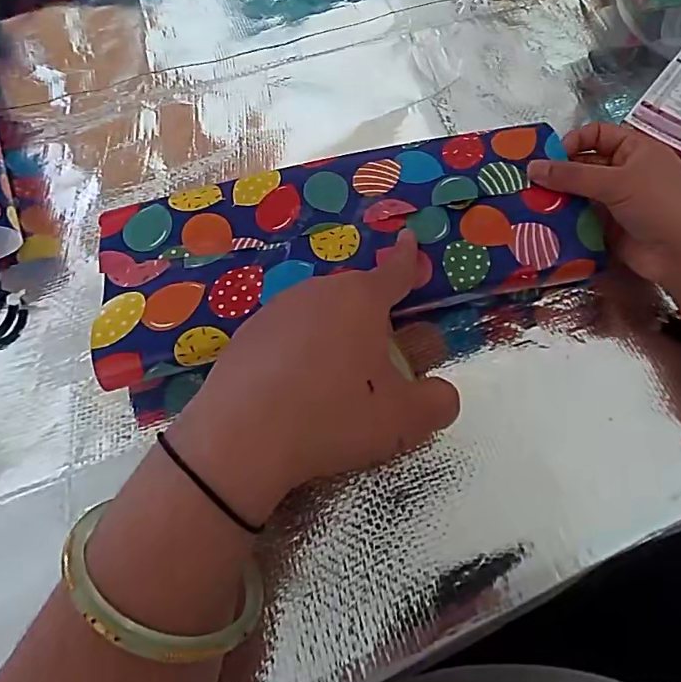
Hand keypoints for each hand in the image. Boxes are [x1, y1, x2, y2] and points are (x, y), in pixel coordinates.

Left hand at [168, 230, 460, 523]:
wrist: (237, 442)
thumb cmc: (333, 417)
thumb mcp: (403, 420)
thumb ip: (439, 402)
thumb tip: (443, 395)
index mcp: (362, 299)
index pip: (396, 270)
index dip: (410, 258)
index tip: (411, 239)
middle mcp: (319, 292)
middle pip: (358, 296)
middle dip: (375, 317)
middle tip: (382, 358)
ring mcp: (277, 310)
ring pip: (321, 314)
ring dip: (336, 336)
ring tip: (336, 382)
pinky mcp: (245, 335)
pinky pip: (288, 334)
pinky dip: (300, 353)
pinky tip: (296, 391)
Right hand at [527, 122, 680, 290]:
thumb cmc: (660, 204)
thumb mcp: (616, 181)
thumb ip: (572, 175)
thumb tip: (533, 167)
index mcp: (634, 149)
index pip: (597, 134)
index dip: (573, 141)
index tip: (549, 158)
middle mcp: (626, 173)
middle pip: (585, 166)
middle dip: (559, 174)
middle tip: (528, 184)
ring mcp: (619, 203)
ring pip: (581, 196)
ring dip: (560, 201)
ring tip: (530, 206)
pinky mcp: (612, 231)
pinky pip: (583, 222)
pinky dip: (566, 224)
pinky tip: (544, 228)